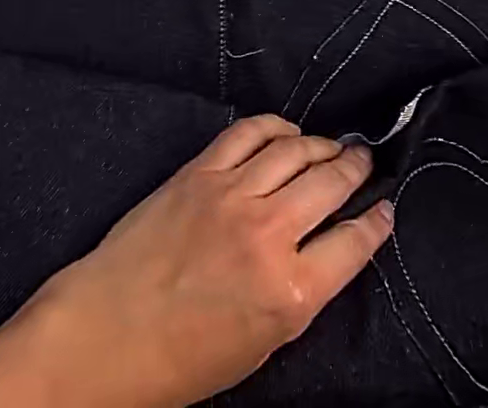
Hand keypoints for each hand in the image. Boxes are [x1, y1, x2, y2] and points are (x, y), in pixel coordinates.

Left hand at [0, 114, 394, 407]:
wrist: (101, 338)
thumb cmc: (180, 360)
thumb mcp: (260, 345)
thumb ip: (304, 291)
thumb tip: (336, 245)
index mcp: (288, 292)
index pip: (355, 242)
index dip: (378, 219)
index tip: (386, 206)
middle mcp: (268, 235)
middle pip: (333, 183)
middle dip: (357, 168)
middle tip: (365, 161)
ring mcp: (232, 195)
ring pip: (297, 150)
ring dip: (324, 144)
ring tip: (334, 146)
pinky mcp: (201, 172)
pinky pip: (250, 132)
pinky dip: (276, 126)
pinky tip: (288, 133)